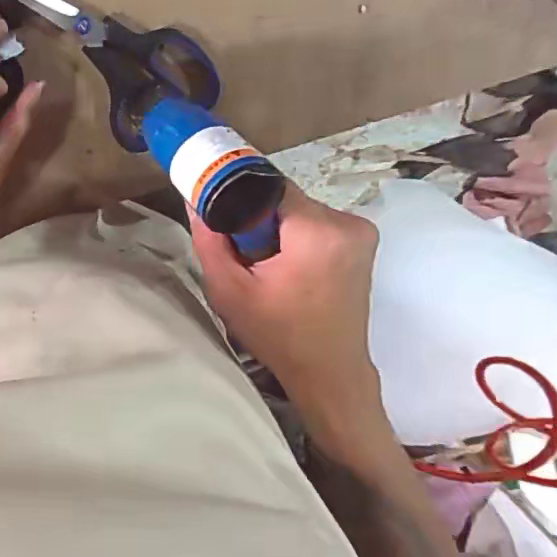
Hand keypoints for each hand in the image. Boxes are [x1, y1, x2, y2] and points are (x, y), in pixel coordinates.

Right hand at [189, 184, 379, 400]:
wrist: (327, 369)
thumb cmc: (277, 333)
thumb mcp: (228, 290)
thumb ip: (209, 240)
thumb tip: (193, 199)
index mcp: (319, 231)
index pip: (269, 187)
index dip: (238, 198)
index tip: (219, 221)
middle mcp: (348, 223)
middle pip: (284, 200)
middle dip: (256, 220)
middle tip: (240, 255)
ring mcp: (361, 232)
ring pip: (298, 212)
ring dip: (274, 230)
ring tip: (261, 267)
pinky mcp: (363, 244)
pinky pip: (316, 225)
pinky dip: (294, 239)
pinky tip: (283, 269)